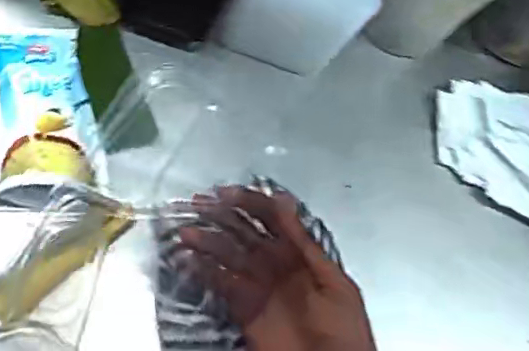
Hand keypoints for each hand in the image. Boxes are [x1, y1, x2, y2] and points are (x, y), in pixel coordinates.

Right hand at [178, 187, 374, 350]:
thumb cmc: (342, 334)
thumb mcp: (335, 287)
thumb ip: (306, 244)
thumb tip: (283, 199)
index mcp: (297, 256)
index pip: (269, 218)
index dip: (247, 202)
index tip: (224, 193)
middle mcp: (272, 263)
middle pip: (241, 230)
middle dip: (218, 214)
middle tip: (197, 204)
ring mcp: (255, 283)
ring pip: (224, 251)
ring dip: (204, 239)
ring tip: (186, 234)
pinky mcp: (241, 303)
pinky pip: (216, 279)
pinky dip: (199, 267)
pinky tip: (186, 257)